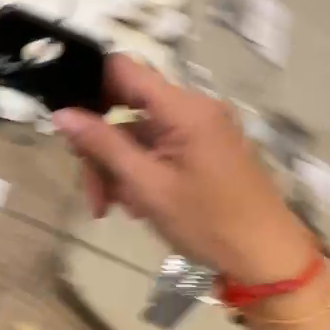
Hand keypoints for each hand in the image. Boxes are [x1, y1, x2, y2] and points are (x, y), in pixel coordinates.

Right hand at [54, 56, 314, 283]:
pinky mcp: (201, 148)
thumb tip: (61, 115)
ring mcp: (198, 129)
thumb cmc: (208, 222)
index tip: (66, 119)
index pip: (122, 69)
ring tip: (109, 206)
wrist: (268, 260)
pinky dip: (135, 171)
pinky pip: (154, 147)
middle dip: (98, 145)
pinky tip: (132, 203)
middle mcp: (192, 109)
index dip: (88, 85)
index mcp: (183, 109)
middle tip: (90, 188)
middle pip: (124, 108)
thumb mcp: (146, 185)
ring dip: (114, 166)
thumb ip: (102, 145)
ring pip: (134, 133)